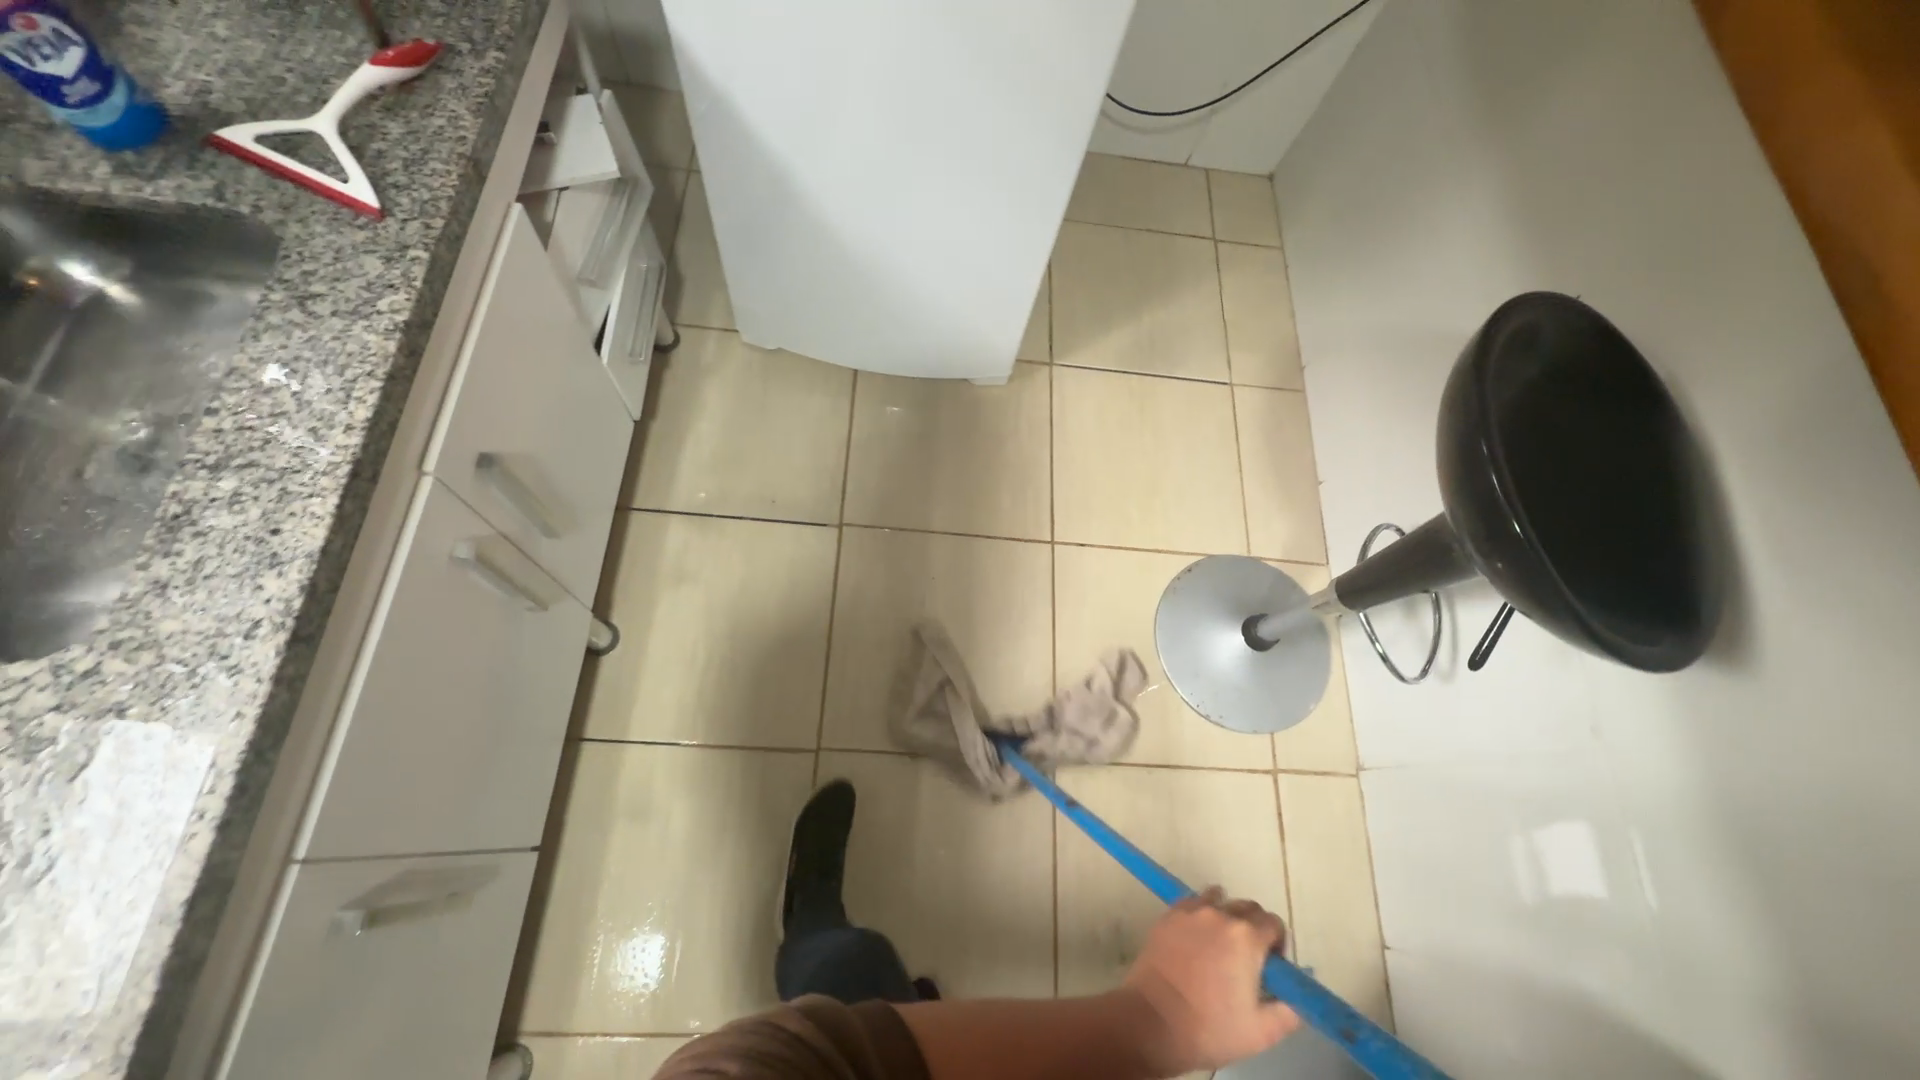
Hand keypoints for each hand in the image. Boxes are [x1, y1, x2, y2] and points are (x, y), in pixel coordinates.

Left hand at [1119, 886, 1299, 1075]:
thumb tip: (1296, 997)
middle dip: (1254, 928)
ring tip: (1219, 947)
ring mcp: (1190, 912)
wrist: (1152, 1022)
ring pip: (1218, 899)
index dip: (1277, 945)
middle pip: (1247, 908)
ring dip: (1226, 916)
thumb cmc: (1210, 1029)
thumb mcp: (1262, 1032)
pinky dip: (1200, 914)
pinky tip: (1195, 939)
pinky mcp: (1167, 916)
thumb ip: (1289, 1012)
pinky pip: (1191, 903)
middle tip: (1247, 960)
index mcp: (1247, 938)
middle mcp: (1220, 915)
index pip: (1274, 924)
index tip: (1270, 968)